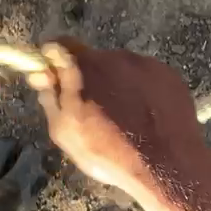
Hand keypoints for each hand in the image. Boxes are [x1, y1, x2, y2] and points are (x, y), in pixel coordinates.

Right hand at [25, 39, 210, 198]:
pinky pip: (148, 77)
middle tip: (96, 109)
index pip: (60, 46)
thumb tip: (42, 73)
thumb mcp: (65, 131)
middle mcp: (115, 57)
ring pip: (123, 68)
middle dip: (90, 78)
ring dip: (119, 84)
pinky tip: (148, 116)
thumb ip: (51, 96)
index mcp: (84, 67)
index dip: (55, 61)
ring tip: (127, 118)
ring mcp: (146, 64)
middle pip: (94, 59)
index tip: (57, 79)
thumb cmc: (108, 153)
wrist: (166, 164)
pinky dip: (144, 90)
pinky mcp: (169, 74)